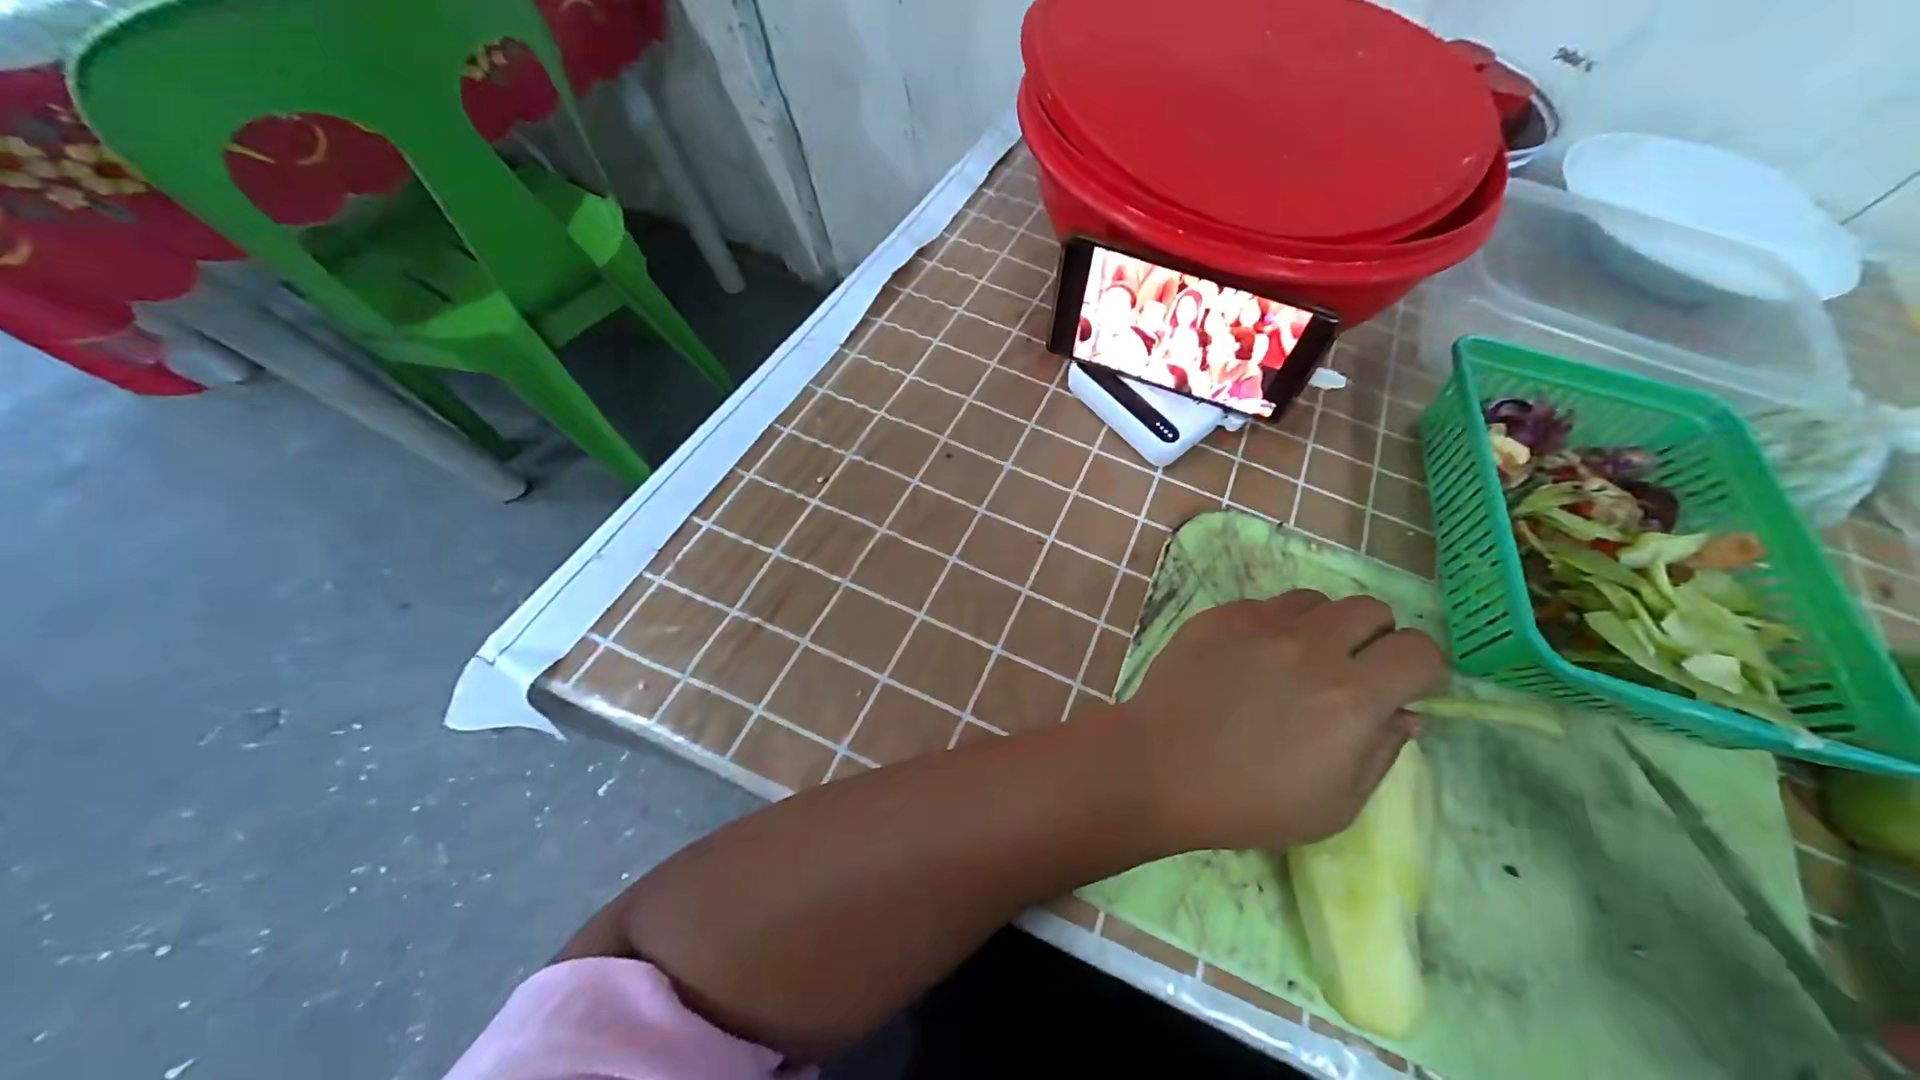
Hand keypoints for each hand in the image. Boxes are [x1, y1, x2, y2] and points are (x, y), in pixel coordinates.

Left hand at [1110, 590, 1446, 851]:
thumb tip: (1406, 713)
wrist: (1158, 768)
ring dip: (1322, 626)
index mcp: (1351, 697)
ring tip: (1297, 661)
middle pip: (1372, 609)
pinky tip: (1249, 659)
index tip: (1401, 688)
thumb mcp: (1335, 805)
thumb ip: (1381, 753)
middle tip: (1350, 671)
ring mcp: (1259, 625)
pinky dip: (1271, 627)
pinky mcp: (1218, 616)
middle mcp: (1310, 647)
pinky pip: (1264, 605)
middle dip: (1375, 638)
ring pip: (1316, 600)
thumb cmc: (1248, 802)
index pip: (1421, 650)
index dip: (1421, 669)